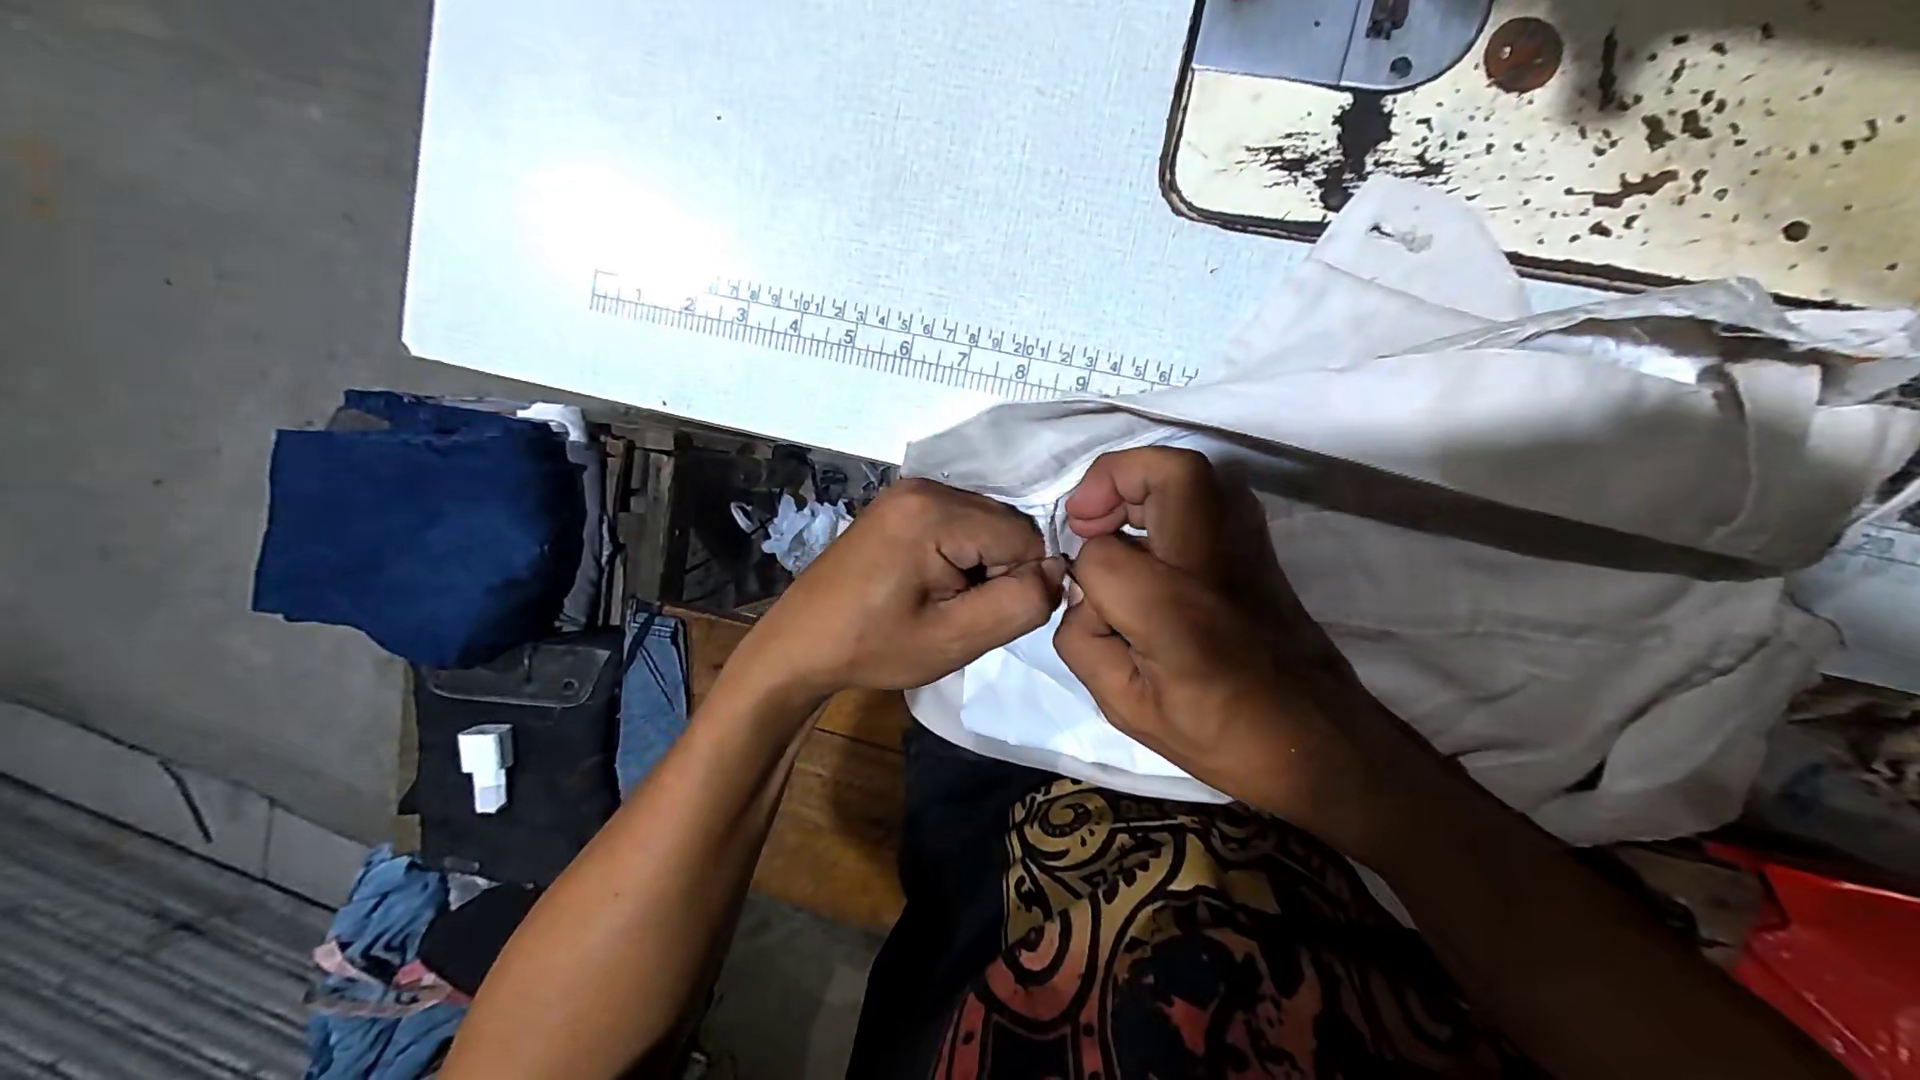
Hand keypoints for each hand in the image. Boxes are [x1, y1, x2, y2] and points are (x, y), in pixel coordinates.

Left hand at [735, 478, 1064, 703]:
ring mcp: (908, 491)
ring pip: (985, 524)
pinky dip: (960, 554)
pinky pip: (959, 522)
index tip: (976, 615)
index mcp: (934, 511)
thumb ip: (1019, 604)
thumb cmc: (873, 647)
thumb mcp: (954, 639)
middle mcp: (924, 486)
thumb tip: (1058, 571)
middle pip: (1005, 525)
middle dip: (997, 571)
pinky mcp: (900, 504)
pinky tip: (928, 584)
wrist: (801, 644)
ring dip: (979, 565)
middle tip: (956, 611)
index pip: (1025, 537)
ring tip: (939, 600)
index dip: (1016, 582)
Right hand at [1054, 448, 1370, 823]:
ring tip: (1113, 523)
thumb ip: (1083, 642)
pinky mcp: (1260, 547)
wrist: (1319, 743)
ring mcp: (1246, 547)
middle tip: (1086, 519)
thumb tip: (1084, 591)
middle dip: (1112, 479)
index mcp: (1175, 612)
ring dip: (1140, 483)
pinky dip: (1168, 497)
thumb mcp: (1127, 708)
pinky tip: (1150, 539)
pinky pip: (1208, 494)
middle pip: (1164, 472)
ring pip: (1191, 470)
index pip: (1102, 555)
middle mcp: (1213, 562)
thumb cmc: (1221, 736)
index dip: (1082, 570)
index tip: (1087, 599)